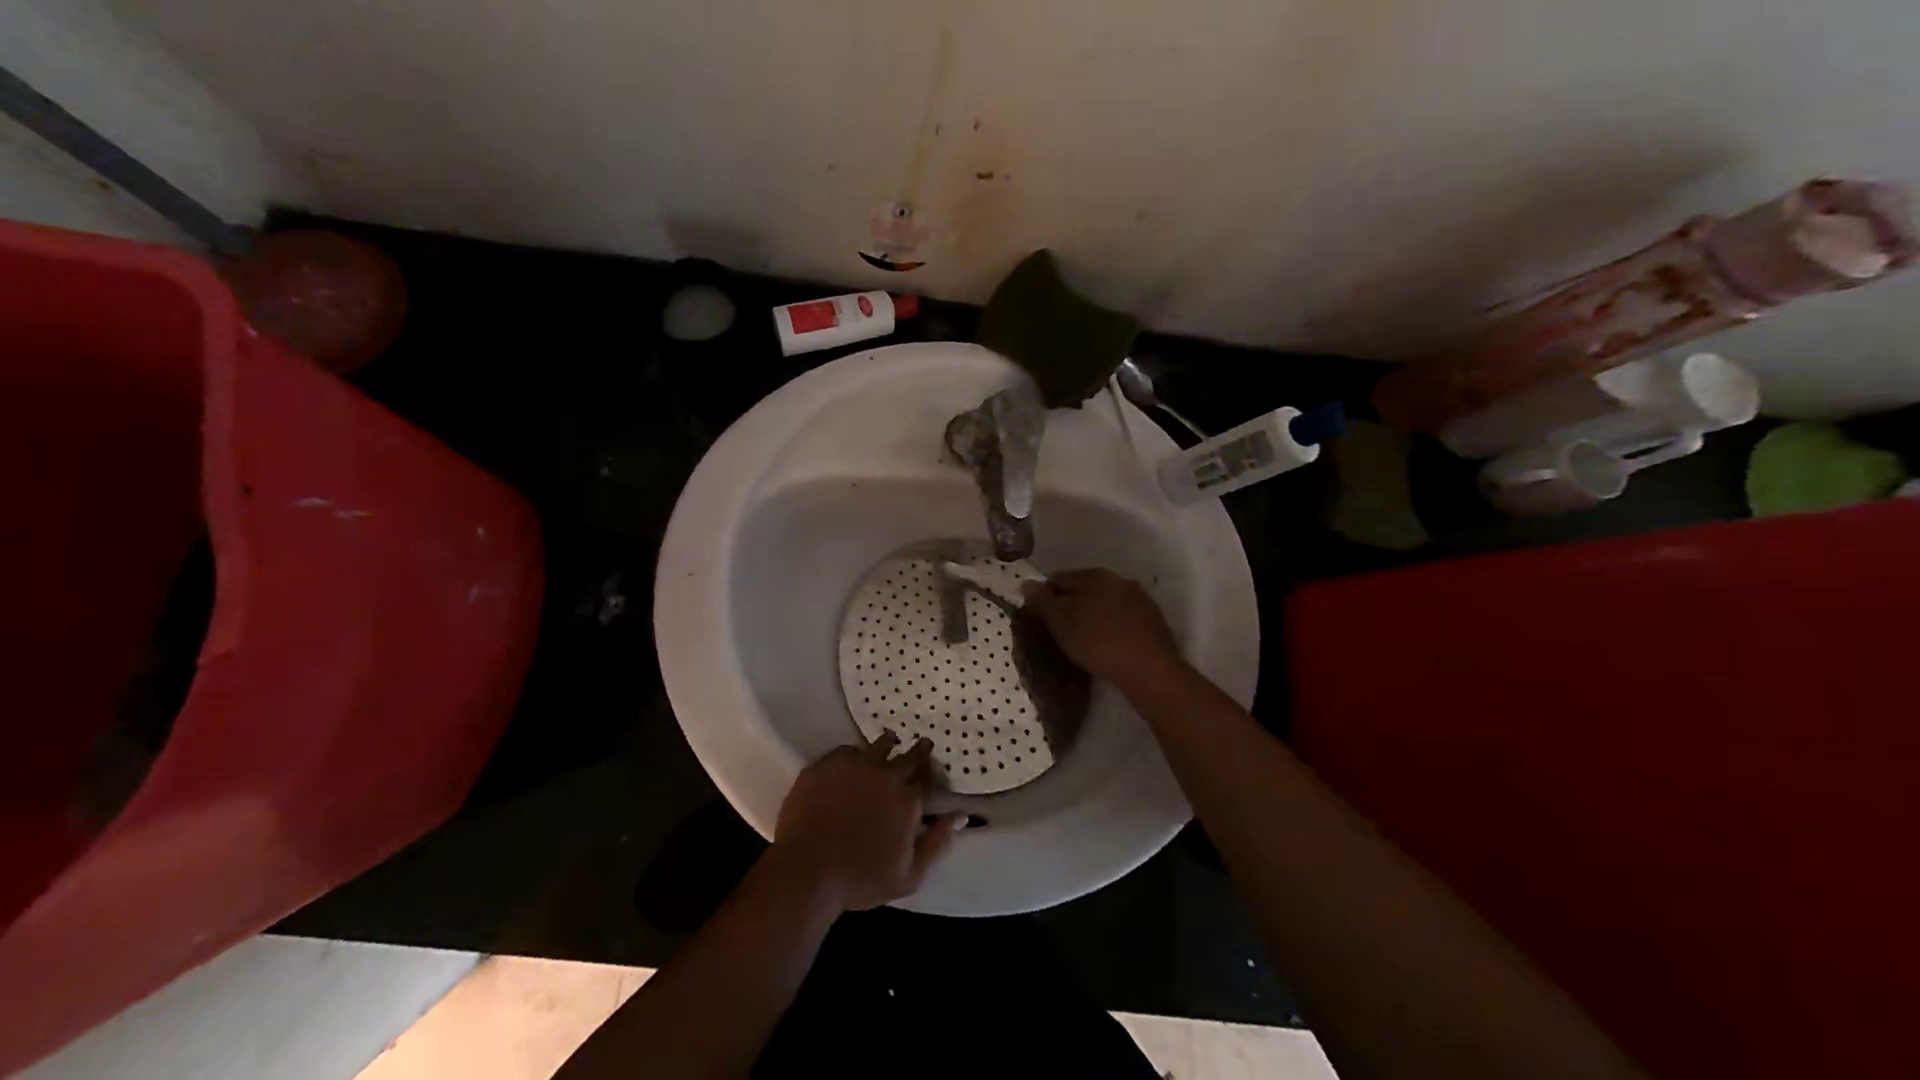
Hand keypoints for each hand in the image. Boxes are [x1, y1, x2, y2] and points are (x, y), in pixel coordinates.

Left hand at [770, 733, 966, 912]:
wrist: (807, 872)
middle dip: (917, 750)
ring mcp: (852, 767)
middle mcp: (884, 775)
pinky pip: (843, 751)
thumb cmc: (861, 879)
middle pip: (907, 755)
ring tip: (888, 743)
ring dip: (885, 746)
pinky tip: (850, 761)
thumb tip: (961, 816)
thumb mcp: (909, 875)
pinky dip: (852, 755)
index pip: (926, 779)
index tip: (929, 772)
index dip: (928, 775)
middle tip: (922, 744)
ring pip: (876, 746)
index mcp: (907, 800)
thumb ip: (937, 843)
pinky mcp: (824, 766)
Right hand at [1021, 569, 1182, 688]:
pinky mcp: (1153, 617)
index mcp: (1094, 576)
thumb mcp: (1061, 624)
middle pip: (1084, 588)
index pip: (1058, 578)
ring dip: (1093, 614)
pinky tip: (1110, 643)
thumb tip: (1025, 583)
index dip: (1045, 597)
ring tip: (1086, 639)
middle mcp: (1119, 579)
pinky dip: (1113, 624)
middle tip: (1062, 630)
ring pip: (1105, 601)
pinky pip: (1123, 615)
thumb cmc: (1097, 643)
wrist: (1149, 669)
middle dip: (1071, 604)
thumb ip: (1042, 602)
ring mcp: (1139, 597)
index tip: (1042, 618)